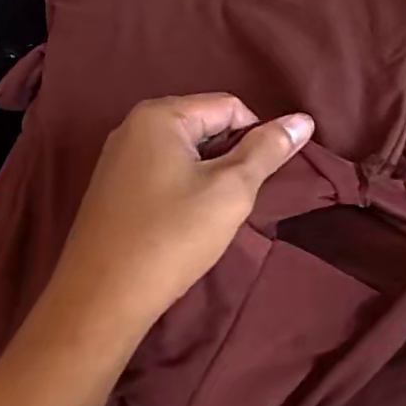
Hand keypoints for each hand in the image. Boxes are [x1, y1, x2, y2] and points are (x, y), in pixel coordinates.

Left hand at [55, 94, 312, 336]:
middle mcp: (133, 126)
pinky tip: (187, 222)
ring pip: (188, 152)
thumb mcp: (231, 190)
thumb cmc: (172, 237)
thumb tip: (303, 119)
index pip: (231, 106)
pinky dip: (187, 188)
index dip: (257, 138)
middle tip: (238, 199)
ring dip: (212, 176)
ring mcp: (118, 158)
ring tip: (214, 213)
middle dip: (233, 157)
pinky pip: (165, 172)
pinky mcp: (114, 188)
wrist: (102, 299)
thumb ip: (268, 150)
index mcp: (159, 115)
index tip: (260, 179)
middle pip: (207, 125)